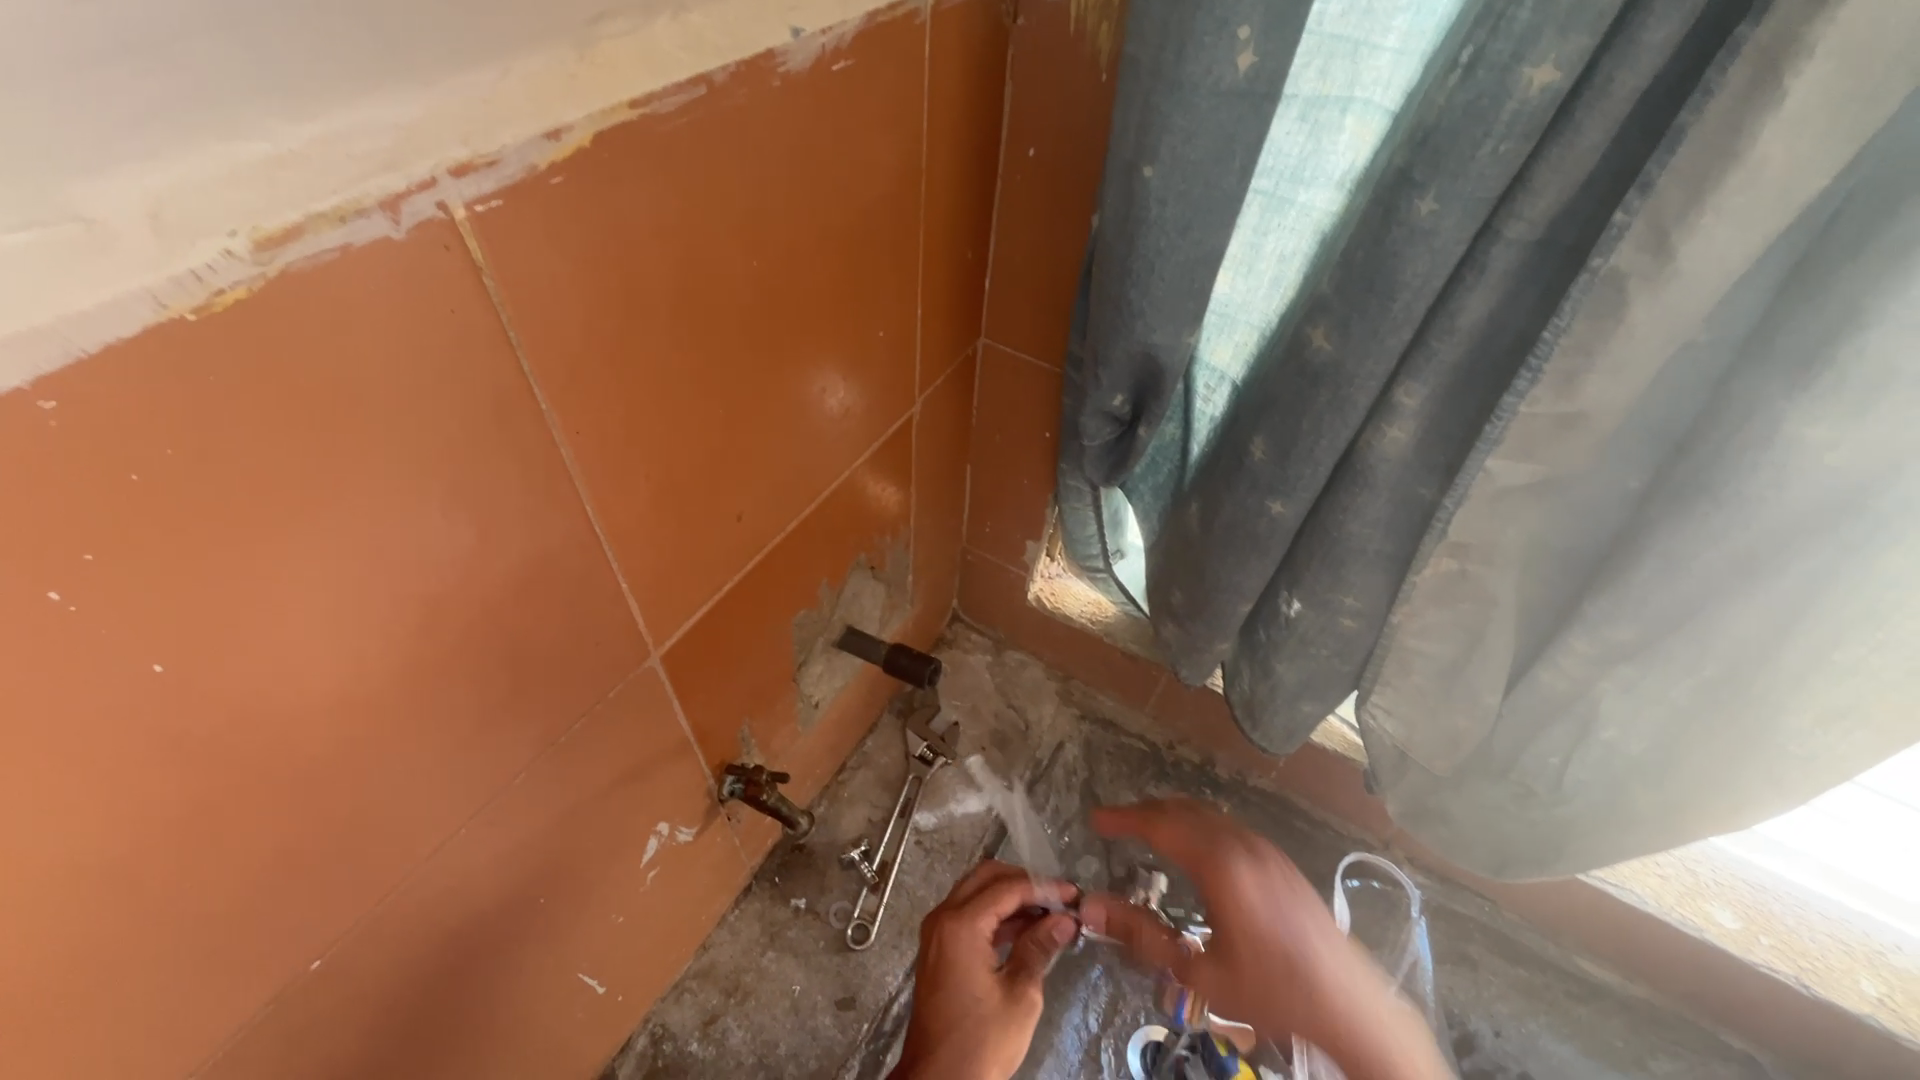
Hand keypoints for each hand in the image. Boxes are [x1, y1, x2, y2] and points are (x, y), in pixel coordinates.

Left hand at [891, 860, 1078, 1079]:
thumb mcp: (1020, 995)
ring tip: (1049, 914)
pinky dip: (996, 915)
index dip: (1043, 887)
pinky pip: (969, 915)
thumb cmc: (980, 1041)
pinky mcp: (939, 949)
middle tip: (1058, 899)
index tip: (1073, 895)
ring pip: (976, 893)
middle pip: (986, 877)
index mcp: (960, 924)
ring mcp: (937, 933)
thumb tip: (1064, 920)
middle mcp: (943, 918)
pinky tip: (1026, 930)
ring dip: (1011, 898)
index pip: (1007, 888)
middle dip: (1024, 882)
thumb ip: (1039, 948)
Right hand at [1079, 799, 1450, 1079]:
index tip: (1096, 819)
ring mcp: (1266, 850)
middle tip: (1115, 825)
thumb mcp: (1199, 973)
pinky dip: (1198, 826)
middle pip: (1184, 811)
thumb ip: (1143, 936)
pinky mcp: (1280, 862)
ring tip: (1146, 833)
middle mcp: (1243, 845)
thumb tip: (1092, 909)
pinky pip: (1228, 827)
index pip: (1161, 824)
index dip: (1124, 818)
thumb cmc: (1272, 991)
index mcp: (1221, 865)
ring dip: (1173, 817)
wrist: (1350, 1004)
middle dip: (1145, 812)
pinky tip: (1193, 851)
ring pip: (1209, 816)